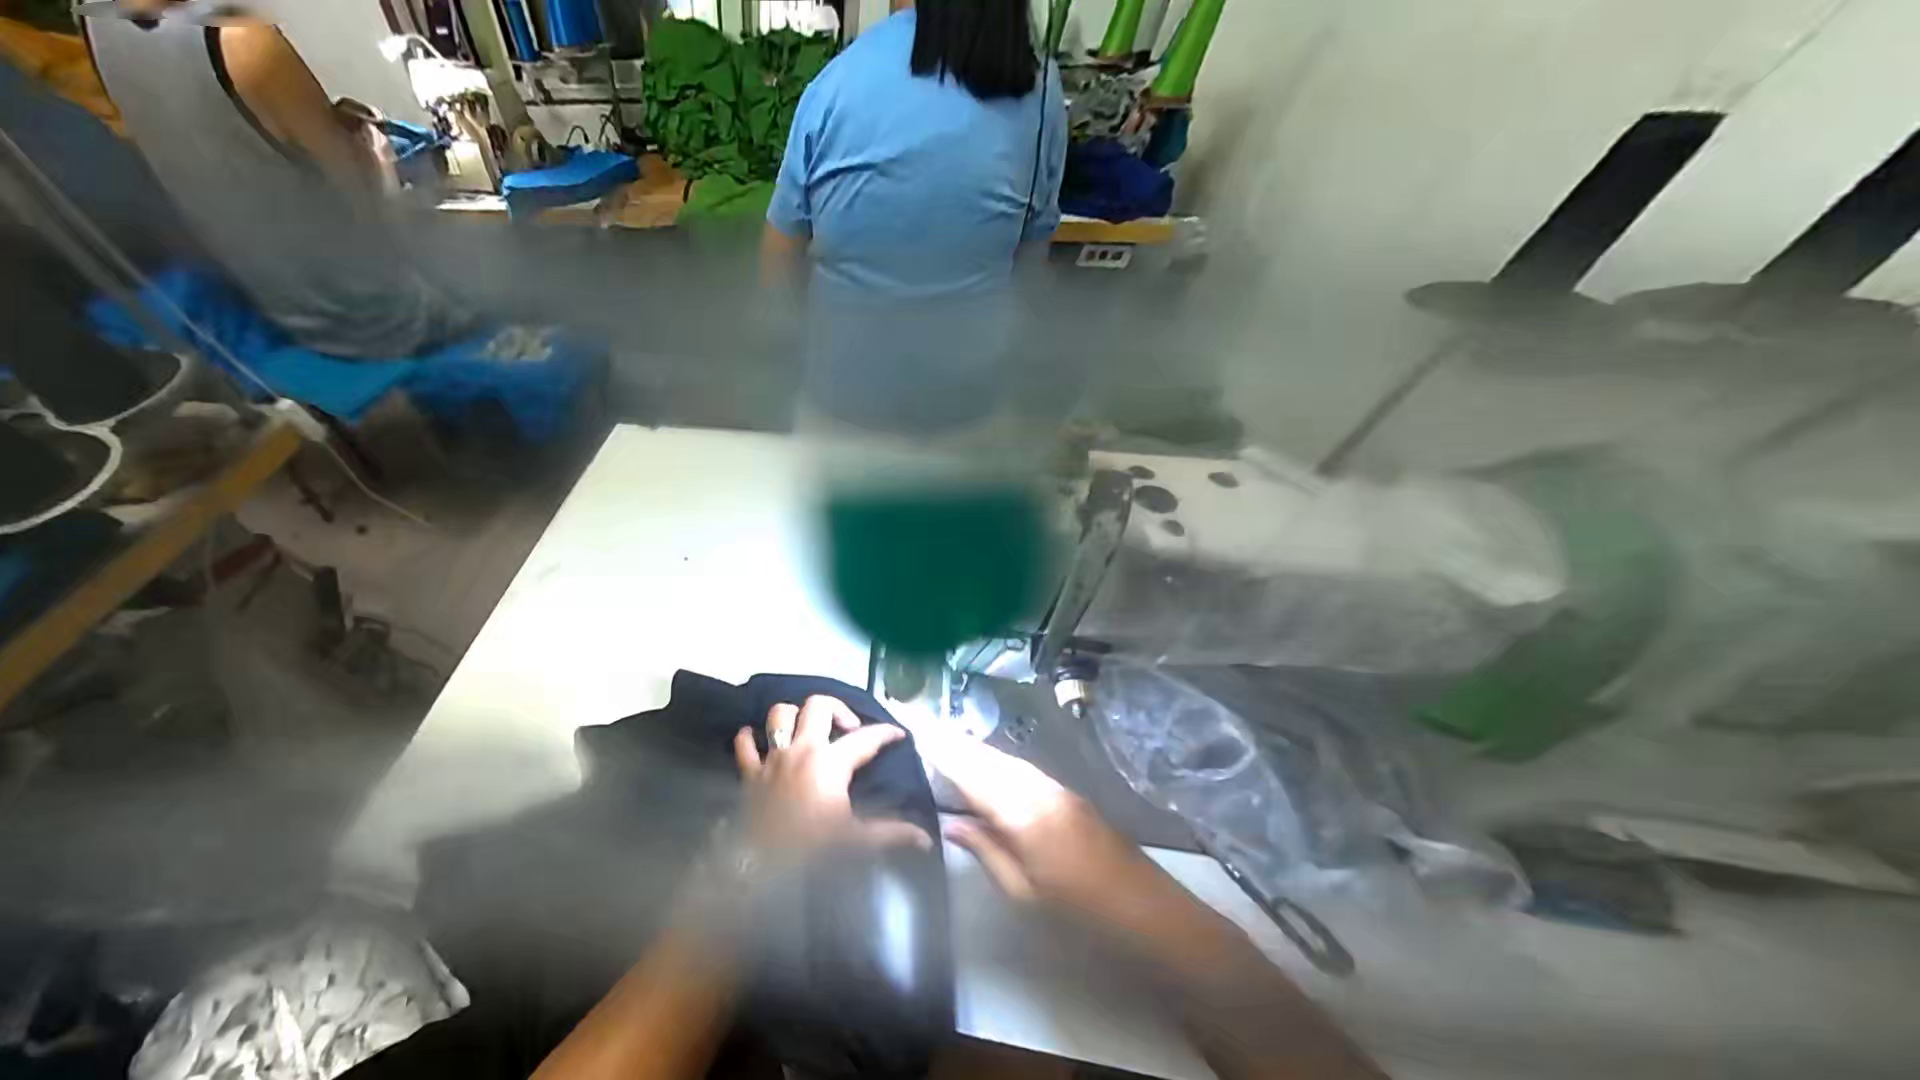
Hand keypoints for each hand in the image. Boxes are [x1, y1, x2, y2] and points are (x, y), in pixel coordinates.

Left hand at [732, 695, 931, 855]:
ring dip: (794, 715)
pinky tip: (759, 739)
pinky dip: (750, 737)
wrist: (758, 867)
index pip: (866, 739)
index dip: (886, 733)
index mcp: (831, 762)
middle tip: (848, 728)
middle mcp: (802, 750)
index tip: (898, 733)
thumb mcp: (855, 840)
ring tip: (807, 729)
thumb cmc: (810, 849)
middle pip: (818, 706)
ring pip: (780, 714)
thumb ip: (891, 834)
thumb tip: (925, 839)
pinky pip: (745, 743)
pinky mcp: (749, 772)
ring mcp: (772, 758)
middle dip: (837, 709)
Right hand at [926, 734, 1176, 920]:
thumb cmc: (1076, 907)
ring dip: (978, 749)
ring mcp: (1055, 787)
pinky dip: (999, 761)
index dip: (945, 756)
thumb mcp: (1022, 889)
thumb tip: (951, 823)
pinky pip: (1024, 768)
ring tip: (950, 741)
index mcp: (1021, 813)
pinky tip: (988, 764)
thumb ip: (985, 850)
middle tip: (928, 730)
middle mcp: (1037, 789)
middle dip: (959, 744)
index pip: (973, 776)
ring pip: (1008, 760)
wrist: (1141, 904)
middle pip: (990, 759)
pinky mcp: (1067, 792)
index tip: (920, 736)